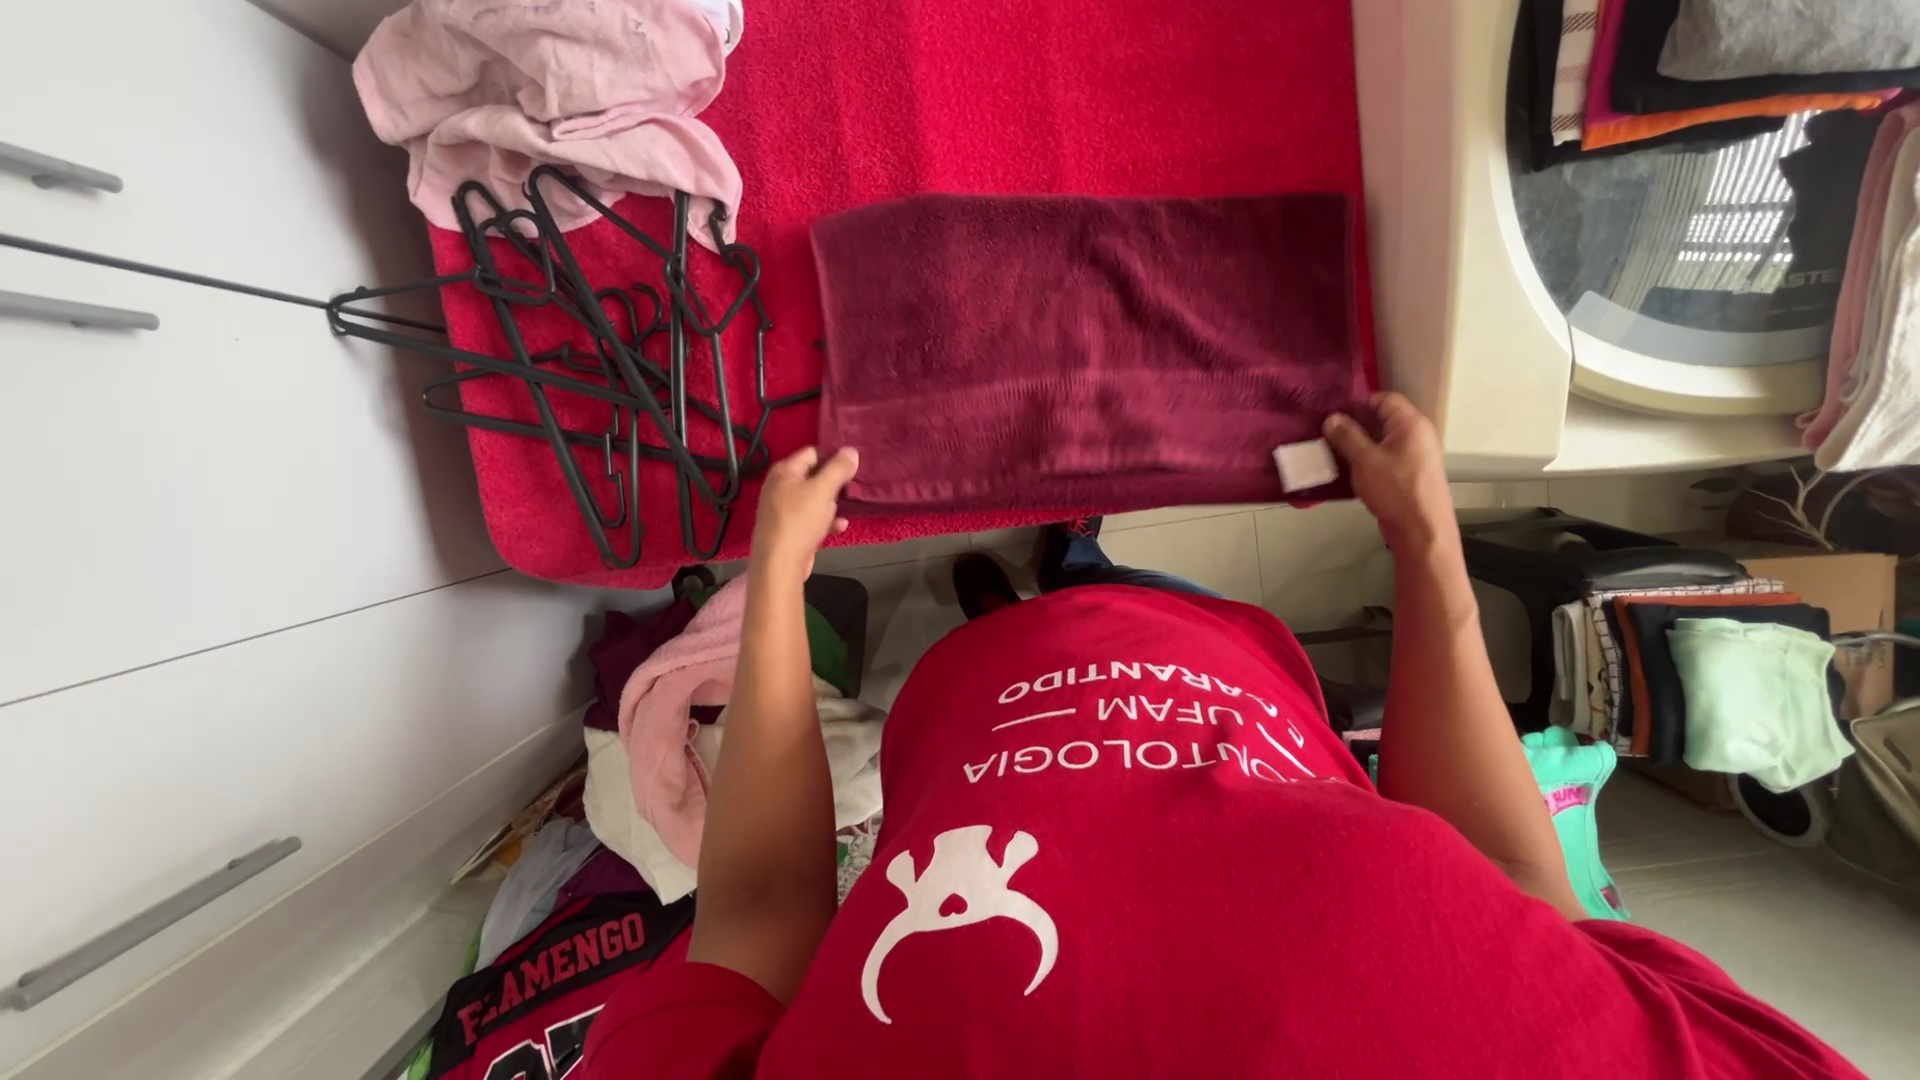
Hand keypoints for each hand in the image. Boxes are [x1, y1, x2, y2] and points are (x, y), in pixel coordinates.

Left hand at [750, 446, 858, 577]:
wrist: (780, 563)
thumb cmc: (800, 520)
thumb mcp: (823, 490)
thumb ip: (838, 468)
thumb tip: (851, 450)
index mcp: (784, 471)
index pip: (812, 453)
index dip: (833, 456)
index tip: (854, 465)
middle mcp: (780, 487)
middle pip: (813, 476)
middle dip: (835, 481)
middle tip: (855, 485)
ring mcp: (783, 509)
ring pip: (814, 498)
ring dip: (833, 502)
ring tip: (851, 505)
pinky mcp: (790, 529)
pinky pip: (812, 518)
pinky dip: (826, 520)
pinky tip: (841, 526)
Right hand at [1321, 392, 1454, 552]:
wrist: (1421, 529)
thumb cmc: (1395, 490)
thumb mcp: (1365, 460)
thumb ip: (1347, 436)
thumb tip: (1332, 418)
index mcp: (1410, 425)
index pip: (1384, 399)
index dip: (1358, 403)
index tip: (1332, 414)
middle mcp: (1415, 435)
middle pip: (1382, 419)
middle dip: (1353, 424)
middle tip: (1325, 432)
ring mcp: (1412, 456)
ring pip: (1380, 440)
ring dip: (1356, 444)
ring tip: (1330, 450)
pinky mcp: (1406, 474)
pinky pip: (1382, 457)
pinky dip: (1364, 459)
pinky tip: (1345, 469)